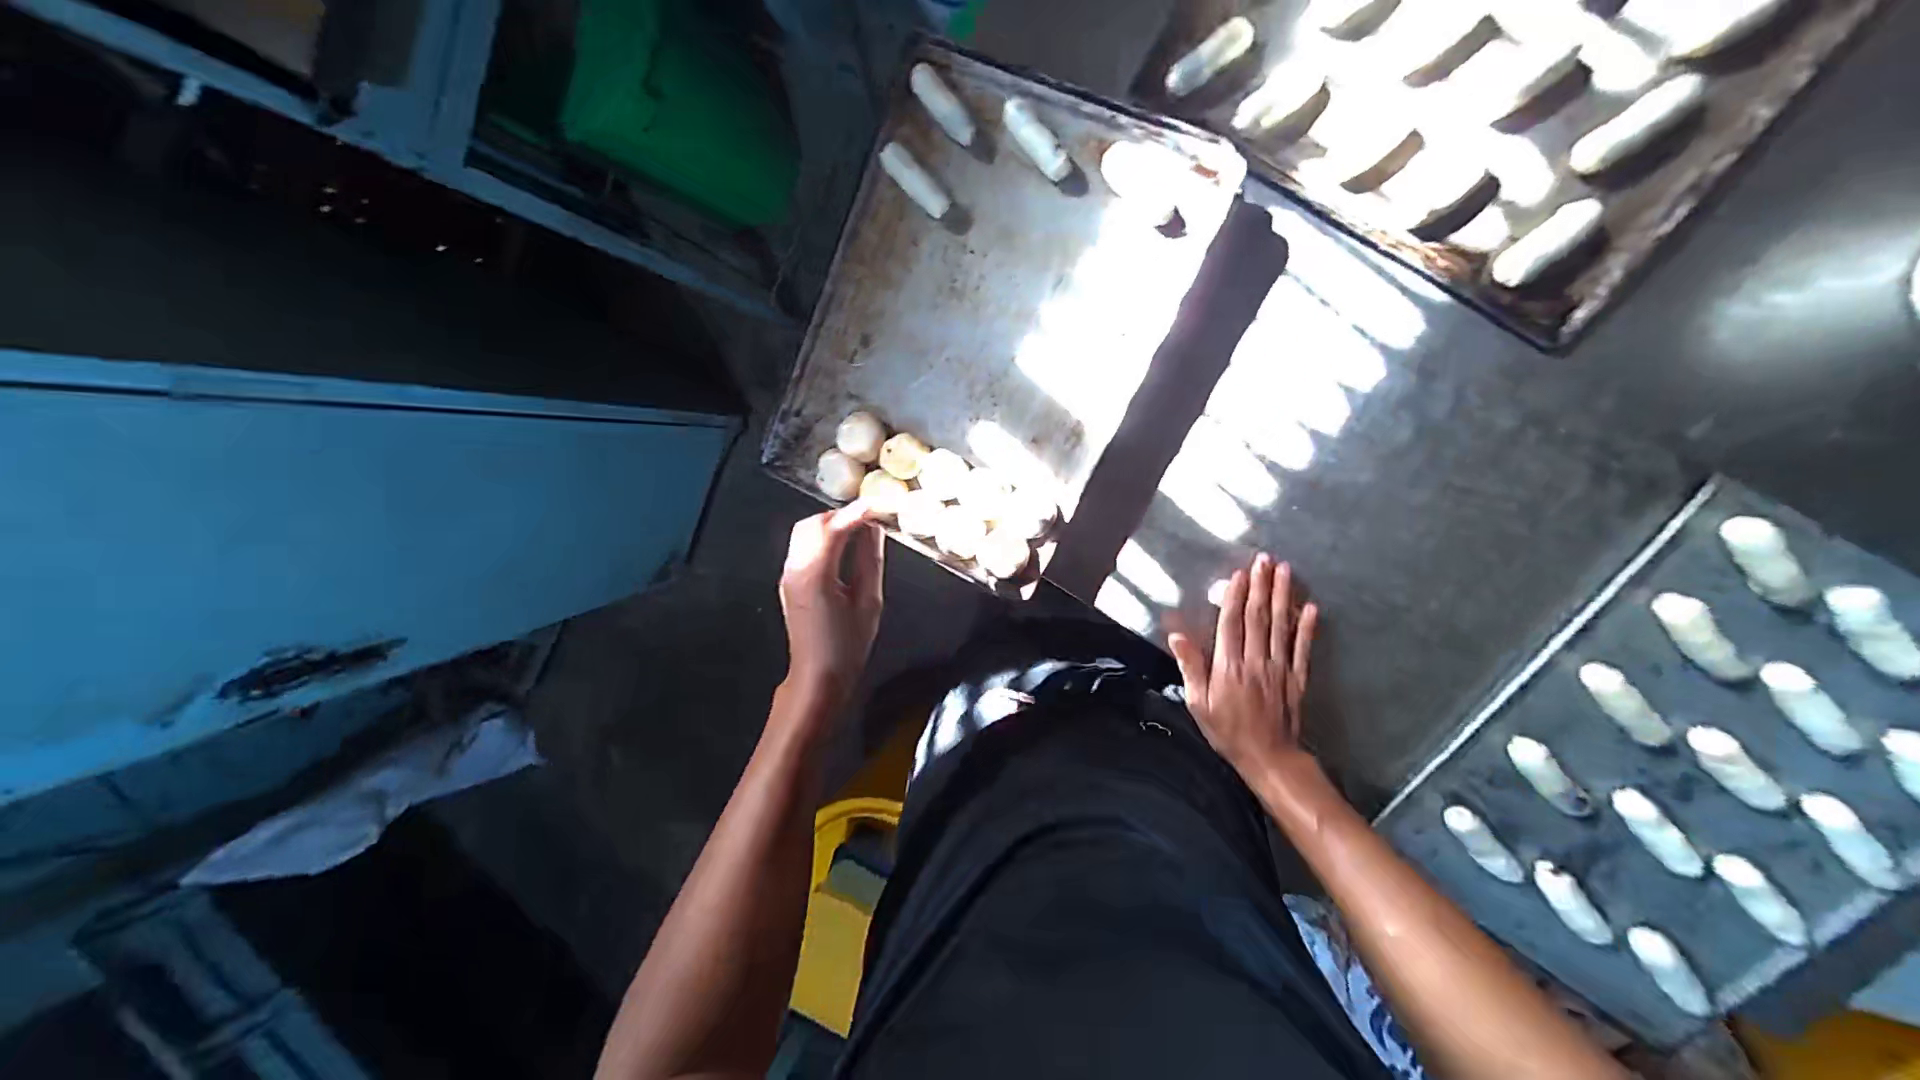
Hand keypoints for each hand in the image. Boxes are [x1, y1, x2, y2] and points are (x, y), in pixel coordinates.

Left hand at [778, 503, 884, 705]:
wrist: (817, 676)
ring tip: (859, 530)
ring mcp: (788, 575)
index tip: (877, 506)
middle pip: (813, 523)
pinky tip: (843, 546)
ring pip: (805, 531)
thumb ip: (870, 561)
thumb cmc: (846, 647)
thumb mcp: (869, 602)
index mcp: (816, 575)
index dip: (856, 513)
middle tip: (869, 518)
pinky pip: (803, 546)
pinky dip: (822, 538)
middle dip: (841, 515)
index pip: (834, 528)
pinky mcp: (789, 581)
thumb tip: (874, 531)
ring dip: (831, 524)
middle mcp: (796, 570)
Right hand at [1169, 552, 1319, 781]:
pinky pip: (1302, 648)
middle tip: (1264, 559)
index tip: (1239, 573)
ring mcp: (1279, 668)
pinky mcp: (1296, 678)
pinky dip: (1307, 627)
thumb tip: (1177, 636)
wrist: (1269, 757)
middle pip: (1258, 617)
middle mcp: (1255, 661)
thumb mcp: (1198, 703)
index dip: (1235, 596)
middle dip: (1261, 586)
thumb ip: (1190, 667)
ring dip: (1283, 596)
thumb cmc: (1227, 731)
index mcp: (1228, 667)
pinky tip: (1310, 607)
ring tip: (1285, 571)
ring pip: (1280, 625)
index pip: (1231, 623)